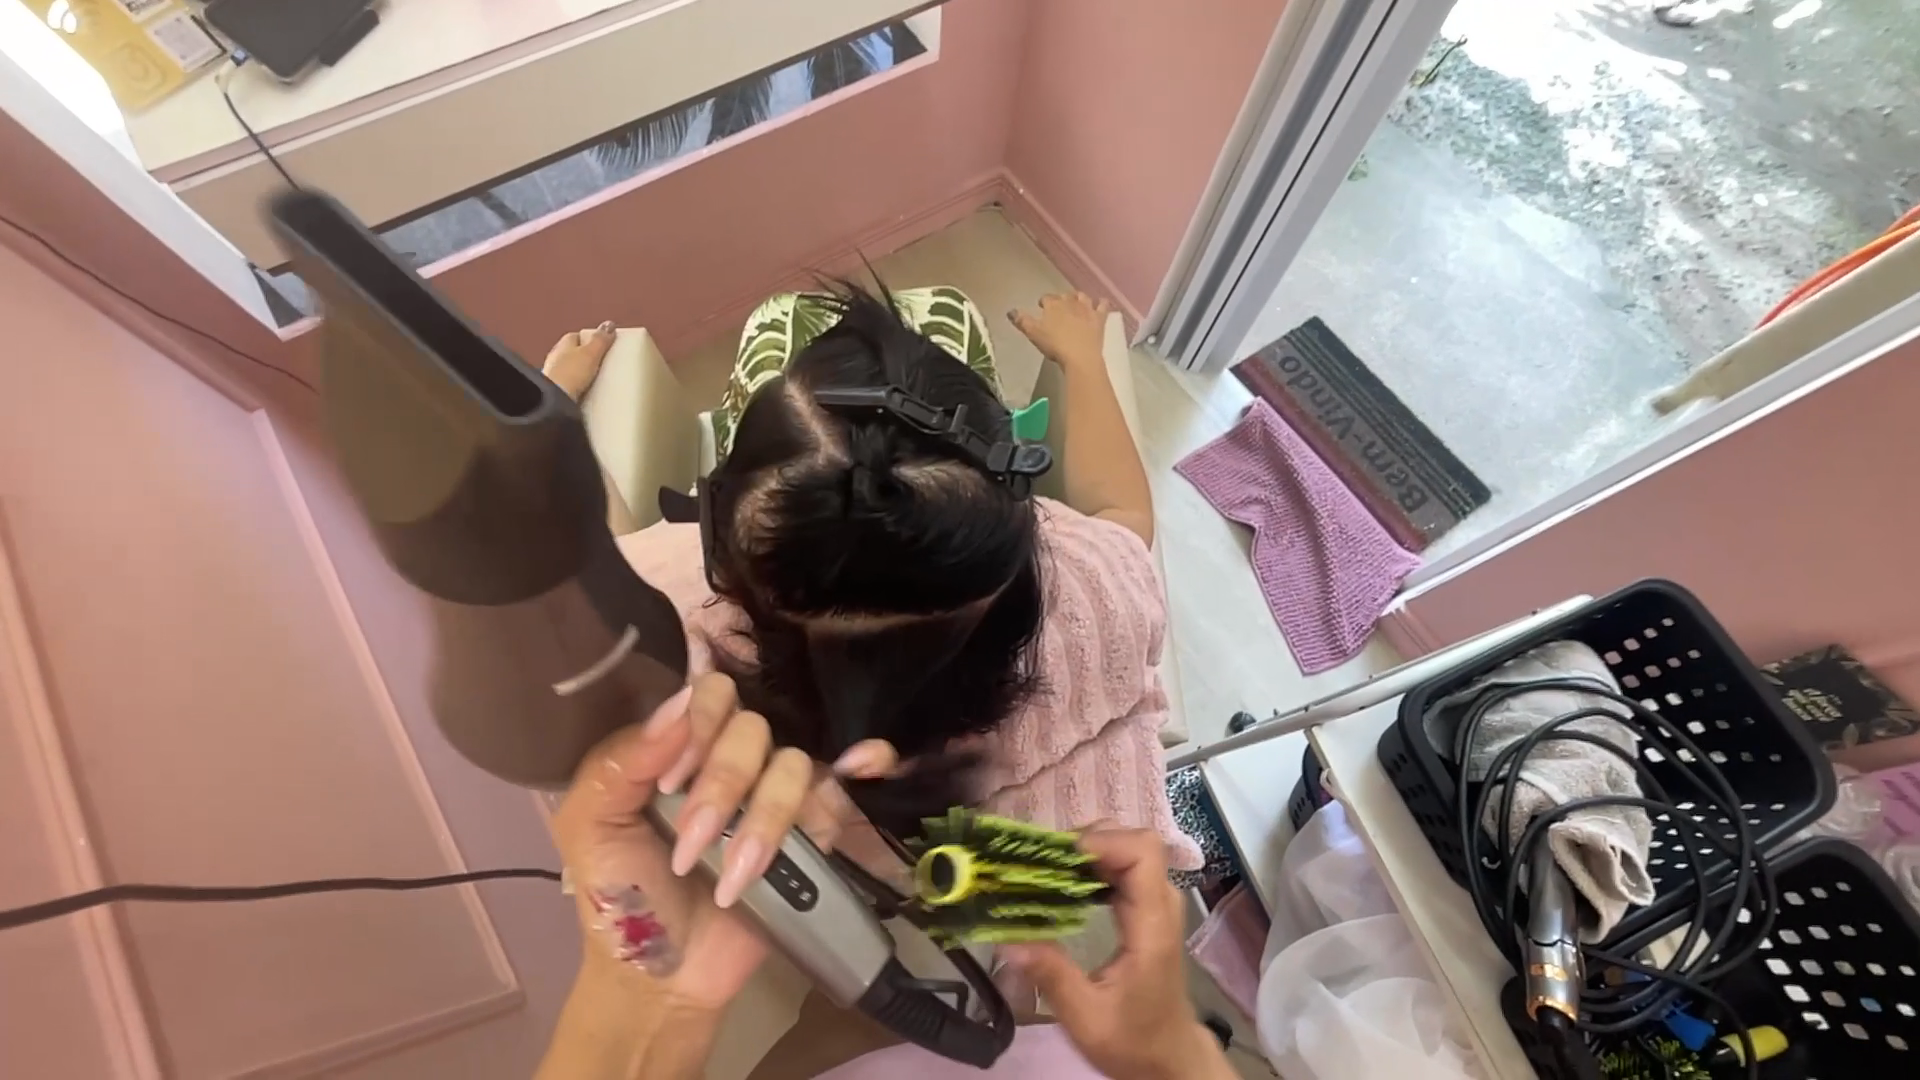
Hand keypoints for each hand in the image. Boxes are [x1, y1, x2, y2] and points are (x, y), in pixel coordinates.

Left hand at [542, 322, 615, 401]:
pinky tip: (590, 390)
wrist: (556, 399)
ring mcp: (557, 373)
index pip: (578, 335)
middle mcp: (557, 356)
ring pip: (574, 367)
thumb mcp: (591, 353)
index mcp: (563, 343)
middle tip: (606, 361)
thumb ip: (600, 340)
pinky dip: (581, 384)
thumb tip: (608, 325)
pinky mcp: (559, 389)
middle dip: (589, 355)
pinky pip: (573, 383)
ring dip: (585, 370)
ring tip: (600, 378)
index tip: (606, 342)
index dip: (592, 338)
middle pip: (576, 351)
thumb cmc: (568, 374)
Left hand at [547, 672, 895, 1013]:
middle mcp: (736, 756)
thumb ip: (620, 762)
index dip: (701, 724)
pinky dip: (861, 767)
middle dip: (723, 785)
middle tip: (689, 842)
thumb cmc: (619, 893)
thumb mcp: (590, 827)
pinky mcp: (813, 828)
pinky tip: (864, 763)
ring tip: (730, 873)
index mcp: (685, 745)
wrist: (662, 973)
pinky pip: (839, 791)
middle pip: (755, 728)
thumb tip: (679, 705)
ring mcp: (776, 791)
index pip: (713, 693)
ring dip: (762, 820)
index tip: (669, 782)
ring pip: (794, 765)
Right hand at [1000, 829, 1228, 1079]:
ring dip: (1088, 849)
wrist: (1170, 1058)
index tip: (1061, 856)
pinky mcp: (1146, 904)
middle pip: (1134, 841)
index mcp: (1152, 927)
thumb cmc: (1133, 1041)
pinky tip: (1066, 879)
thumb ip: (1052, 975)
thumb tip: (1008, 940)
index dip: (1103, 842)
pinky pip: (1123, 863)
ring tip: (1050, 867)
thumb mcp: (1087, 1019)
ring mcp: (1156, 901)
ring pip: (1128, 846)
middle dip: (1088, 841)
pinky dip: (1093, 861)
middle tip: (1045, 861)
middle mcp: (1160, 903)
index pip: (1143, 854)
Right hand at [1008, 292, 1113, 367]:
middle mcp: (1070, 302)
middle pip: (1064, 296)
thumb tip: (1010, 311)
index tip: (1041, 307)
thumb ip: (1022, 321)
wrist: (1079, 356)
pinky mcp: (1099, 318)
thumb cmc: (1054, 345)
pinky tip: (1101, 303)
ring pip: (1082, 297)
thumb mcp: (1034, 334)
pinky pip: (1103, 305)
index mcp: (1053, 304)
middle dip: (1061, 300)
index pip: (1046, 298)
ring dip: (1079, 298)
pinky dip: (1102, 303)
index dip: (1043, 302)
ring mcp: (1087, 309)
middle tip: (1058, 308)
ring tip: (1077, 303)